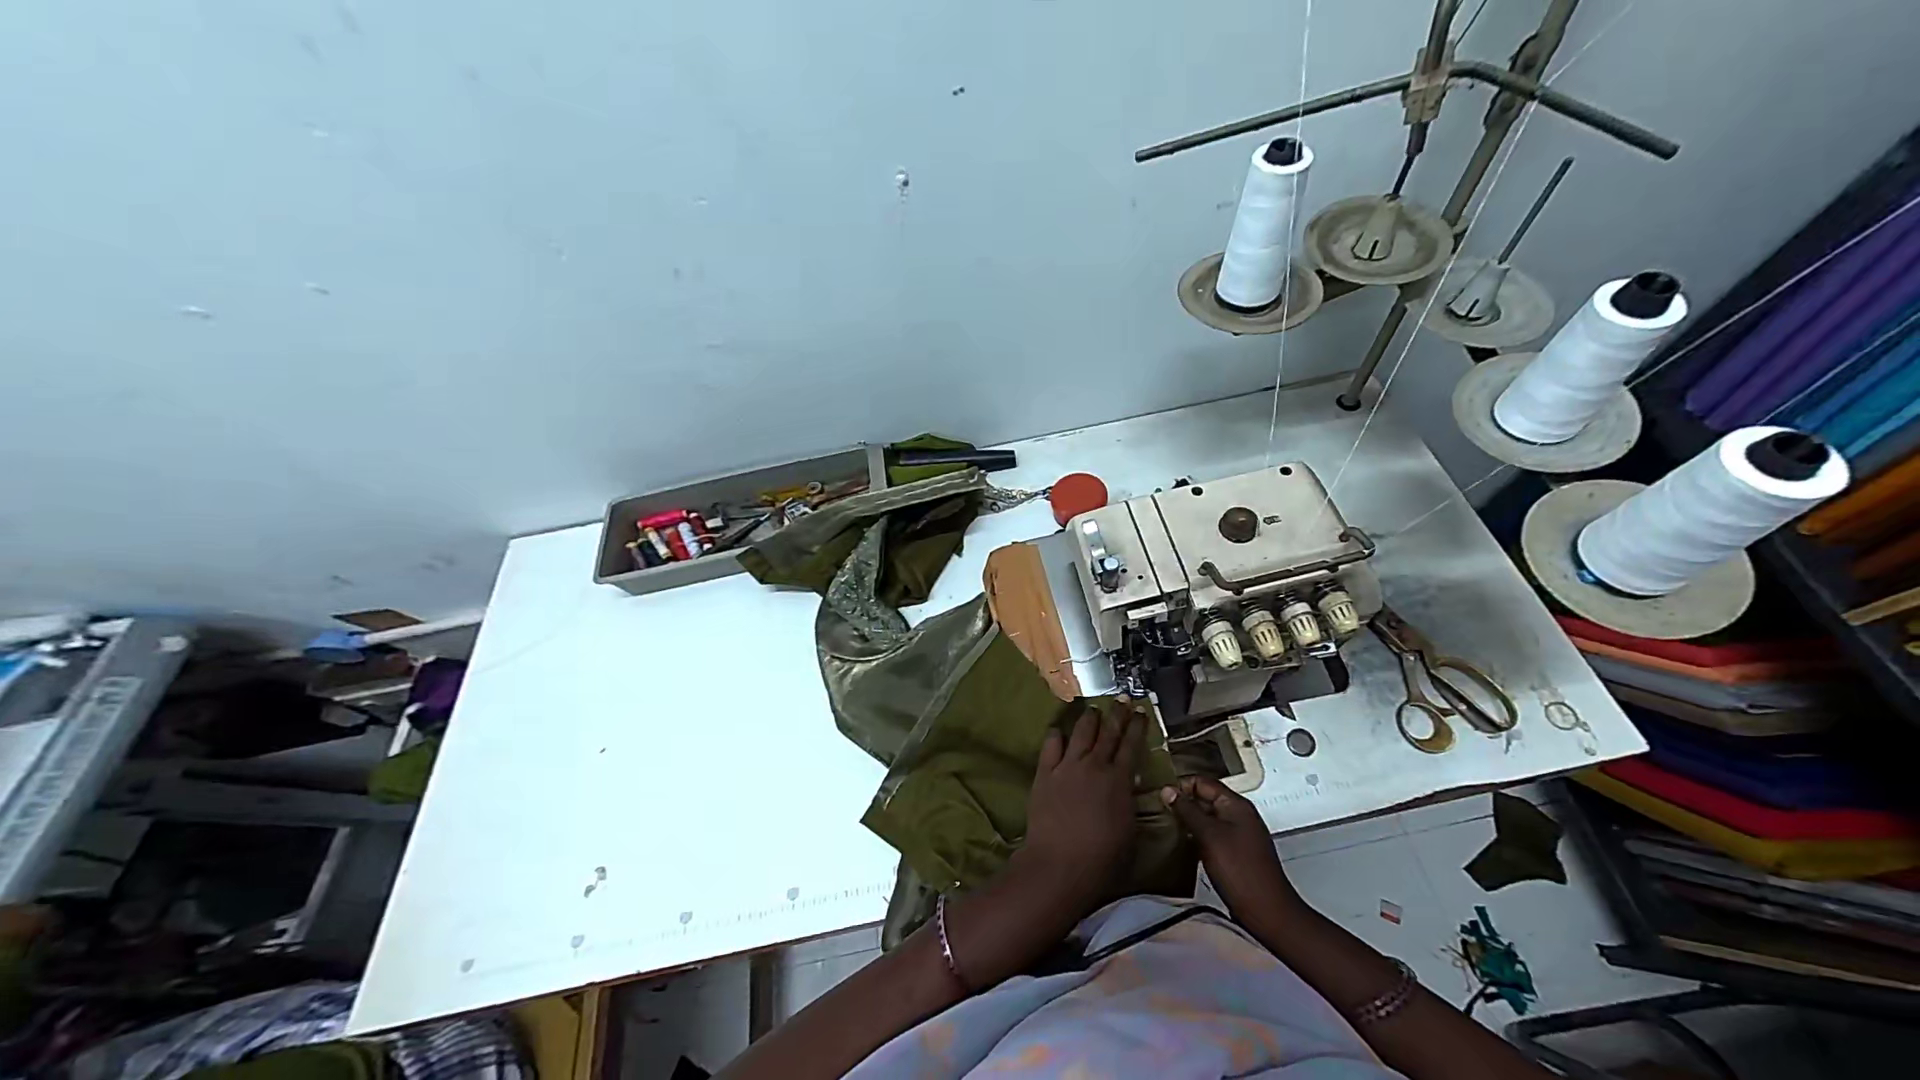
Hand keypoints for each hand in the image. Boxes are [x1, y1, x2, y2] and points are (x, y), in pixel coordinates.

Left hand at [1018, 702, 1141, 914]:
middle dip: (1117, 714)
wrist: (1060, 863)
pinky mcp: (1045, 773)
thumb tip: (1127, 787)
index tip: (1141, 711)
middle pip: (1108, 732)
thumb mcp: (1130, 830)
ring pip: (1081, 733)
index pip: (1131, 744)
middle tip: (1122, 700)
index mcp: (1119, 779)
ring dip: (1089, 719)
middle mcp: (1094, 765)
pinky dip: (1057, 735)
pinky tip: (1059, 731)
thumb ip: (1128, 802)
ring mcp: (1067, 766)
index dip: (1138, 726)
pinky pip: (1051, 745)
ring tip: (1093, 710)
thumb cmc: (1103, 857)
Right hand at [1161, 775, 1298, 916]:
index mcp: (1236, 805)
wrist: (1266, 911)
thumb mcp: (1208, 835)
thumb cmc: (1238, 870)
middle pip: (1205, 797)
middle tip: (1159, 812)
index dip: (1181, 786)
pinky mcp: (1237, 853)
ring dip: (1189, 820)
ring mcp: (1240, 834)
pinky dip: (1198, 836)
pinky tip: (1184, 845)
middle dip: (1183, 802)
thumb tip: (1168, 791)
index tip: (1161, 797)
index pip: (1202, 781)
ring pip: (1208, 817)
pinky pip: (1212, 834)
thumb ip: (1187, 810)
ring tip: (1167, 827)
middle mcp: (1240, 815)